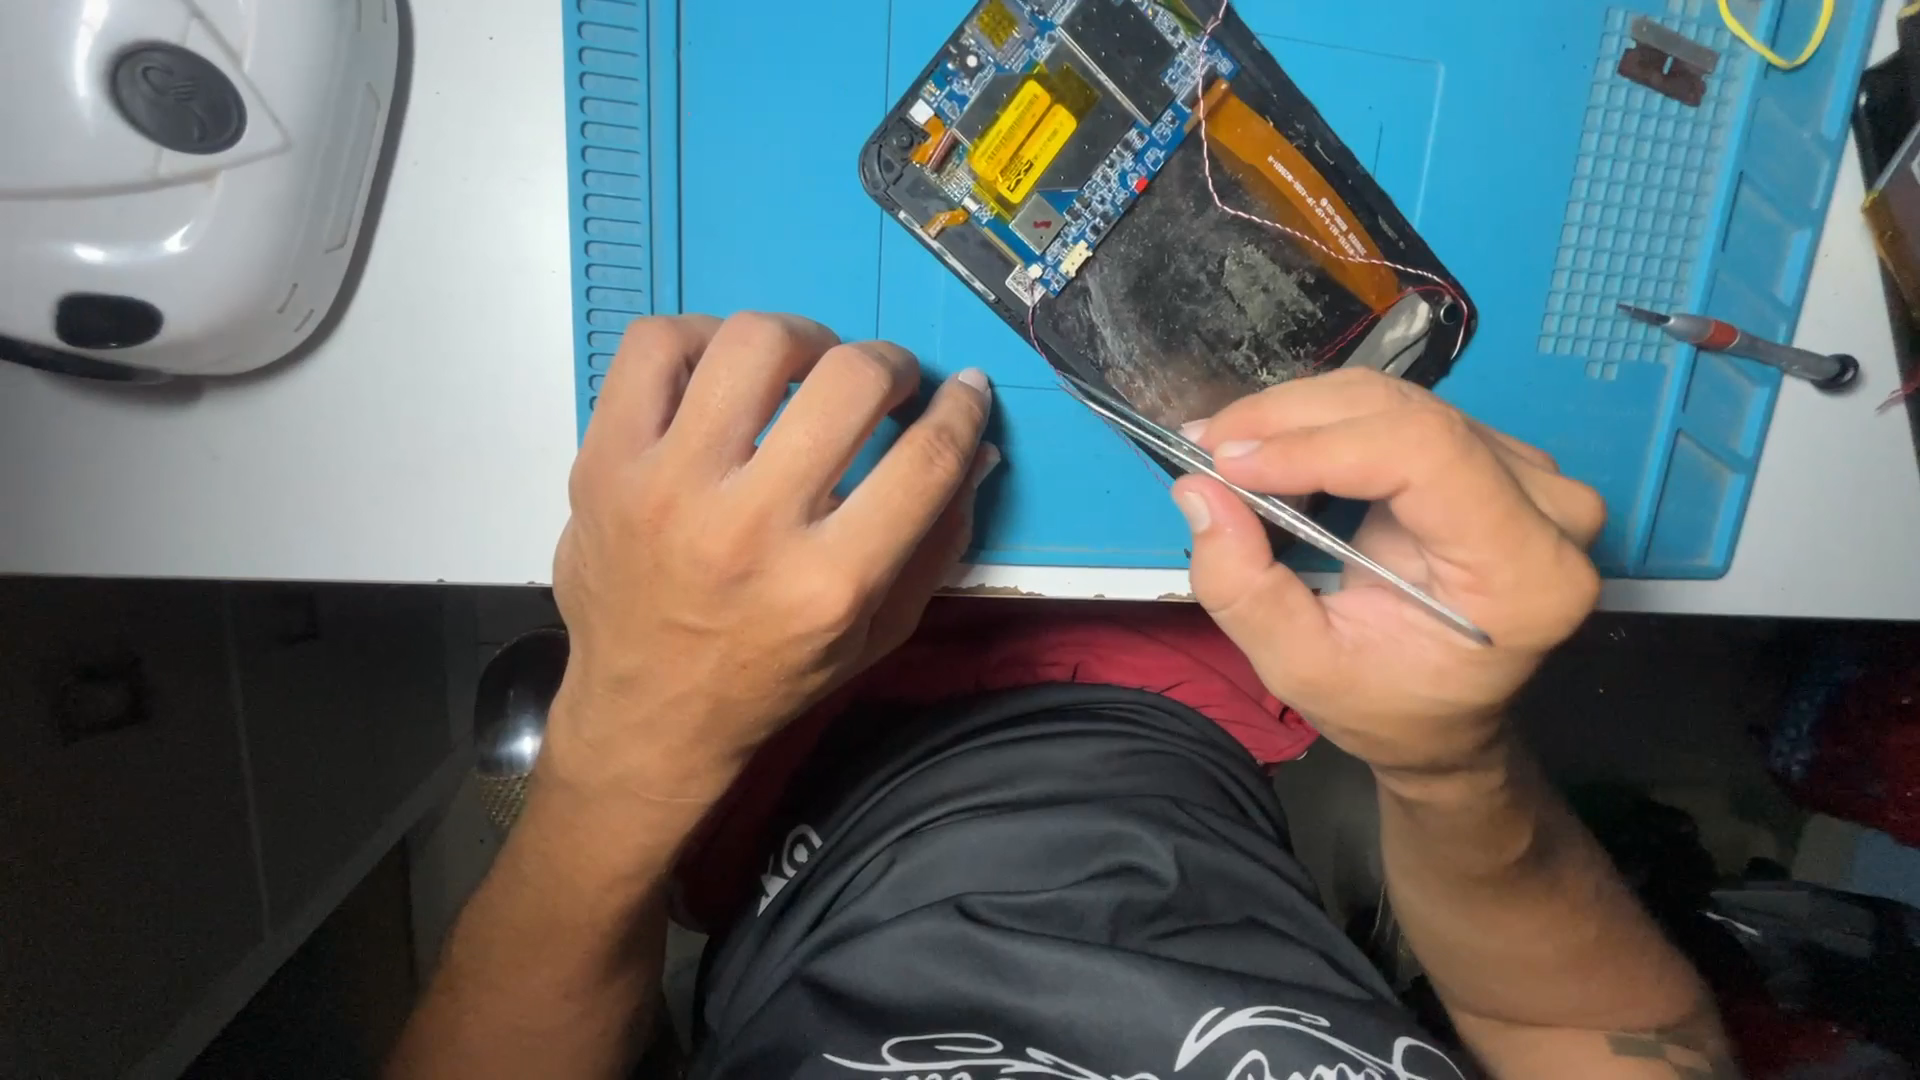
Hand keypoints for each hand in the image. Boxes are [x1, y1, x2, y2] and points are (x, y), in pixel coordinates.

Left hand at [547, 313, 996, 804]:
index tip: (964, 389)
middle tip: (886, 384)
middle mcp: (752, 527)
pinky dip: (705, 336)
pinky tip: (725, 371)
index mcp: (832, 583)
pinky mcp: (604, 464)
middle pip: (850, 382)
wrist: (648, 714)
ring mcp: (668, 488)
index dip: (962, 406)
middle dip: (890, 365)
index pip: (927, 458)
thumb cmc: (774, 678)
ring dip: (806, 339)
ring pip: (754, 343)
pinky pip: (655, 346)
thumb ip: (939, 542)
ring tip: (809, 368)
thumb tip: (977, 447)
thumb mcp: (879, 633)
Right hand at [1174, 369, 1604, 776]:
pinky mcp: (1485, 458)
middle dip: (1286, 420)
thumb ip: (1242, 587)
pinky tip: (1267, 447)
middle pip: (1403, 414)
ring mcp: (1522, 474)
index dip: (1316, 447)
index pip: (1424, 457)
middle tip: (1202, 446)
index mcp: (1521, 574)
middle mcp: (1545, 507)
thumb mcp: (1297, 668)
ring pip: (1391, 399)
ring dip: (1293, 414)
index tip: (1225, 464)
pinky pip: (1389, 412)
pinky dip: (1315, 421)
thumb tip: (1197, 490)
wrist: (1441, 717)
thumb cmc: (1382, 703)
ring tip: (1223, 447)